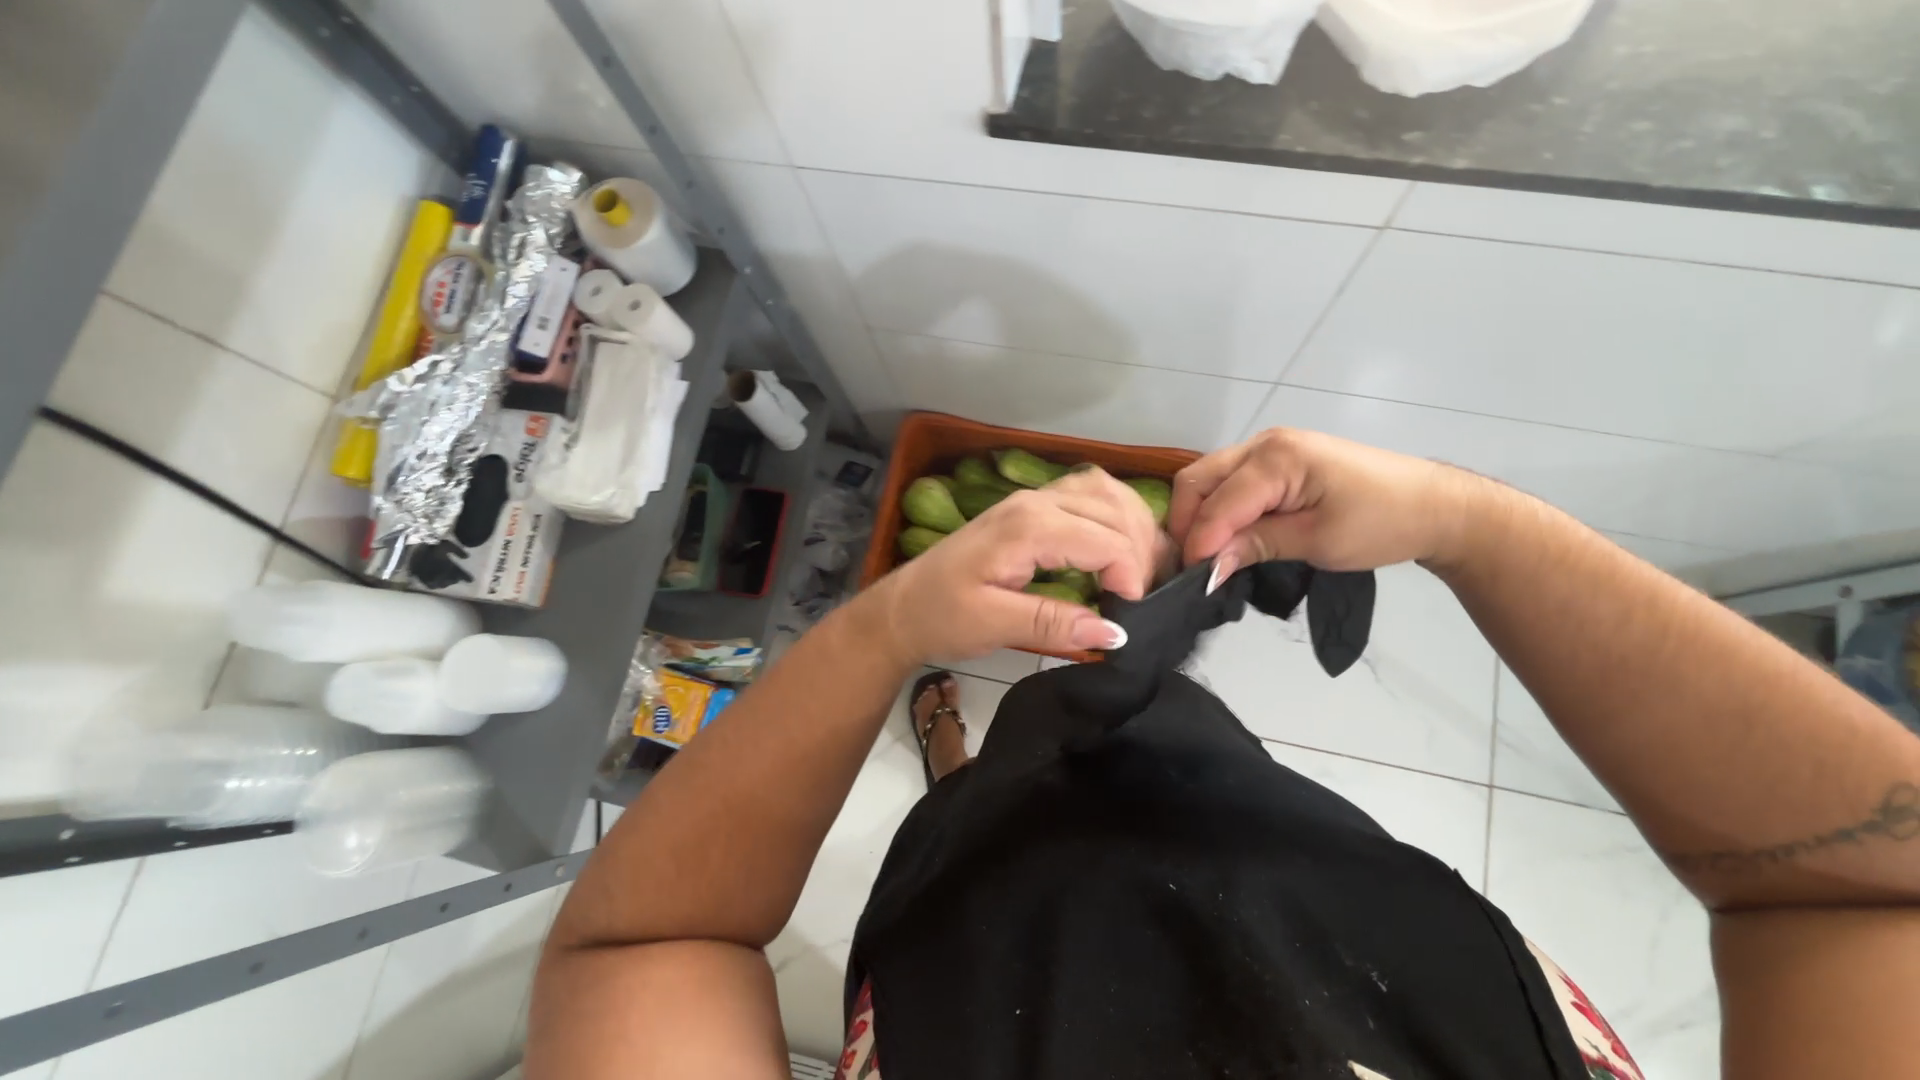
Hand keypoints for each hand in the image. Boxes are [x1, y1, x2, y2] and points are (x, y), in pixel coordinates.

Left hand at [859, 468, 1154, 665]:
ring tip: (1141, 571)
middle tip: (1143, 597)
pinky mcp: (1032, 508)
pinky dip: (1115, 516)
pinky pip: (1088, 495)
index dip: (1131, 577)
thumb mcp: (994, 625)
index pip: (1107, 540)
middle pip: (1115, 509)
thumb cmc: (941, 616)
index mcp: (1028, 526)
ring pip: (1106, 492)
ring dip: (1134, 526)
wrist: (903, 606)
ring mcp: (1033, 499)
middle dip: (1142, 551)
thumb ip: (1054, 624)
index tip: (1130, 616)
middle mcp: (1036, 501)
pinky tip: (1119, 546)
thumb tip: (1116, 633)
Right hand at [1166, 428, 1483, 583]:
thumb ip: (1255, 547)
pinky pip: (1230, 480)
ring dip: (1200, 515)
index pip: (1217, 503)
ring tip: (1206, 555)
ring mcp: (1270, 448)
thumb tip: (1207, 568)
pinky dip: (1219, 507)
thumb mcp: (1316, 542)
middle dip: (1187, 524)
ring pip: (1209, 478)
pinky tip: (1226, 536)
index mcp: (1277, 459)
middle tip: (1192, 567)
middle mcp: (1265, 443)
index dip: (1198, 543)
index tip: (1192, 581)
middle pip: (1198, 480)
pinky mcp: (1278, 460)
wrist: (1434, 506)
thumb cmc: (1382, 524)